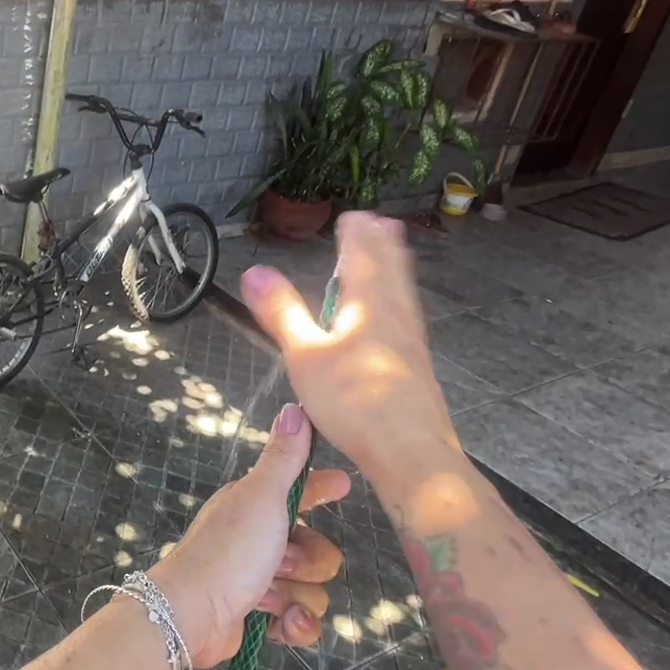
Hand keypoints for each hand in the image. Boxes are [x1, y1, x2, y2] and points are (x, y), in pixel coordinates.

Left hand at [148, 404, 350, 667]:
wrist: (193, 612)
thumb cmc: (229, 550)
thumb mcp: (260, 496)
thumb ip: (283, 457)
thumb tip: (296, 407)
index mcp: (253, 505)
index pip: (297, 491)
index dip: (320, 488)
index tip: (344, 484)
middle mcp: (256, 538)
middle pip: (317, 549)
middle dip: (310, 561)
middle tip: (282, 562)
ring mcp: (257, 577)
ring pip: (312, 588)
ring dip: (298, 595)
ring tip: (270, 594)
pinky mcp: (258, 614)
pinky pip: (299, 619)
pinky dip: (293, 623)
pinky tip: (280, 622)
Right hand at [240, 211, 462, 473]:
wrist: (411, 454)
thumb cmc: (354, 402)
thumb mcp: (305, 356)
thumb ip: (282, 313)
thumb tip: (254, 271)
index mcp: (368, 308)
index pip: (363, 259)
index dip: (356, 237)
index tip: (353, 215)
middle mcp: (396, 317)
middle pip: (391, 271)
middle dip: (382, 245)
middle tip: (379, 223)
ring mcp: (411, 343)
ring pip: (403, 293)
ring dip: (394, 268)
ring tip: (393, 253)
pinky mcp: (415, 366)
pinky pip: (406, 316)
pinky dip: (398, 298)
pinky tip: (395, 314)